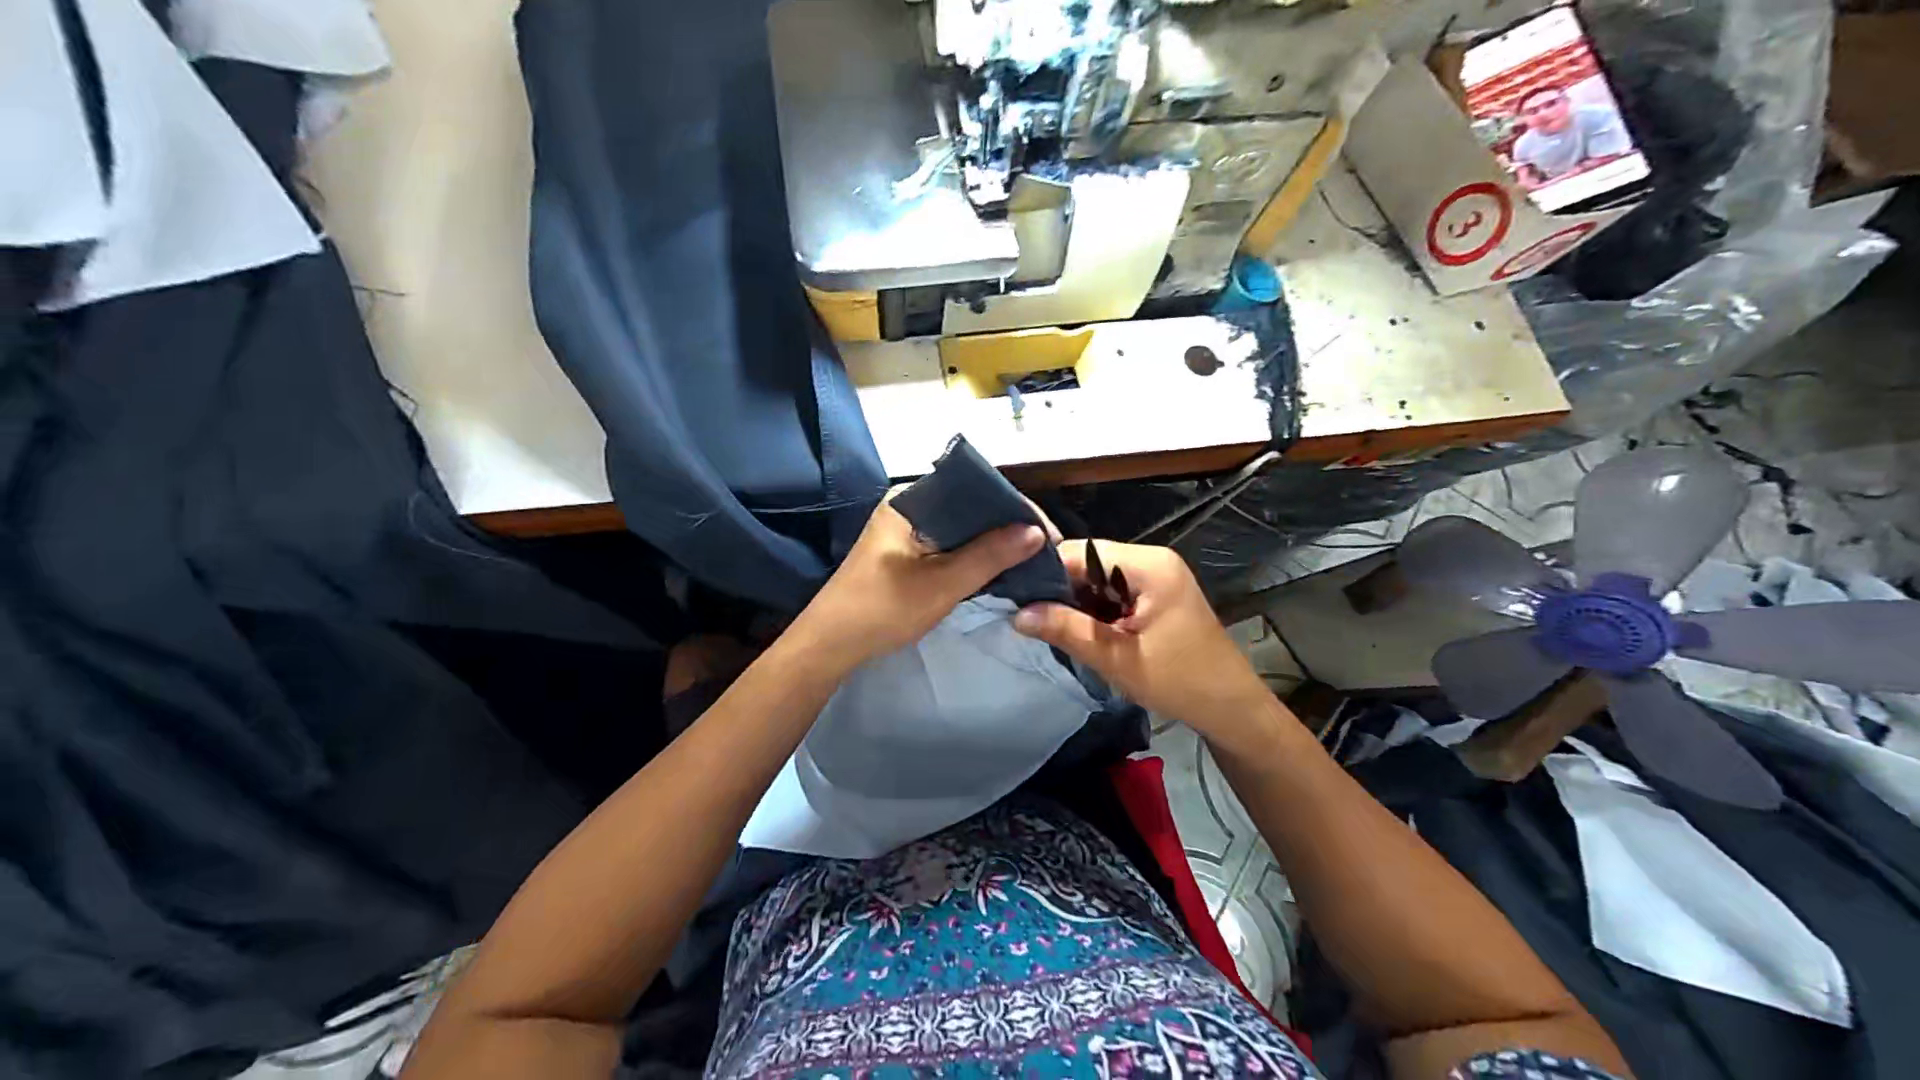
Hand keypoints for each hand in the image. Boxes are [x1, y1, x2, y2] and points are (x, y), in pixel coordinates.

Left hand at [789, 498, 1044, 673]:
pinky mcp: (906, 551)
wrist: (830, 644)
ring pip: (962, 527)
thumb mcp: (942, 584)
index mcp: (910, 500)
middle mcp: (909, 505)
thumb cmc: (882, 609)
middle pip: (970, 506)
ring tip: (1030, 558)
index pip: (974, 487)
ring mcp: (906, 529)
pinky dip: (973, 554)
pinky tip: (998, 567)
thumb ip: (989, 555)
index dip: (1014, 508)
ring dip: (992, 542)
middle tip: (1045, 549)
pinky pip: (949, 543)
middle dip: (1007, 526)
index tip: (1048, 534)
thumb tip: (1036, 532)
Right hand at [1013, 540, 1272, 738]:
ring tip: (1048, 624)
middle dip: (1061, 589)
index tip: (1018, 597)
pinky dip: (1094, 610)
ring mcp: (1156, 577)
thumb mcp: (1116, 658)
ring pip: (1098, 579)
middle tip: (1029, 615)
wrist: (1231, 708)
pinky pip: (1113, 592)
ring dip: (1076, 602)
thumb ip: (1066, 630)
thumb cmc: (1179, 681)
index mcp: (1148, 565)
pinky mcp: (1156, 595)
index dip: (1048, 573)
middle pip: (1089, 562)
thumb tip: (1016, 613)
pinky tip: (1078, 630)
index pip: (1082, 552)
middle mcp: (1152, 561)